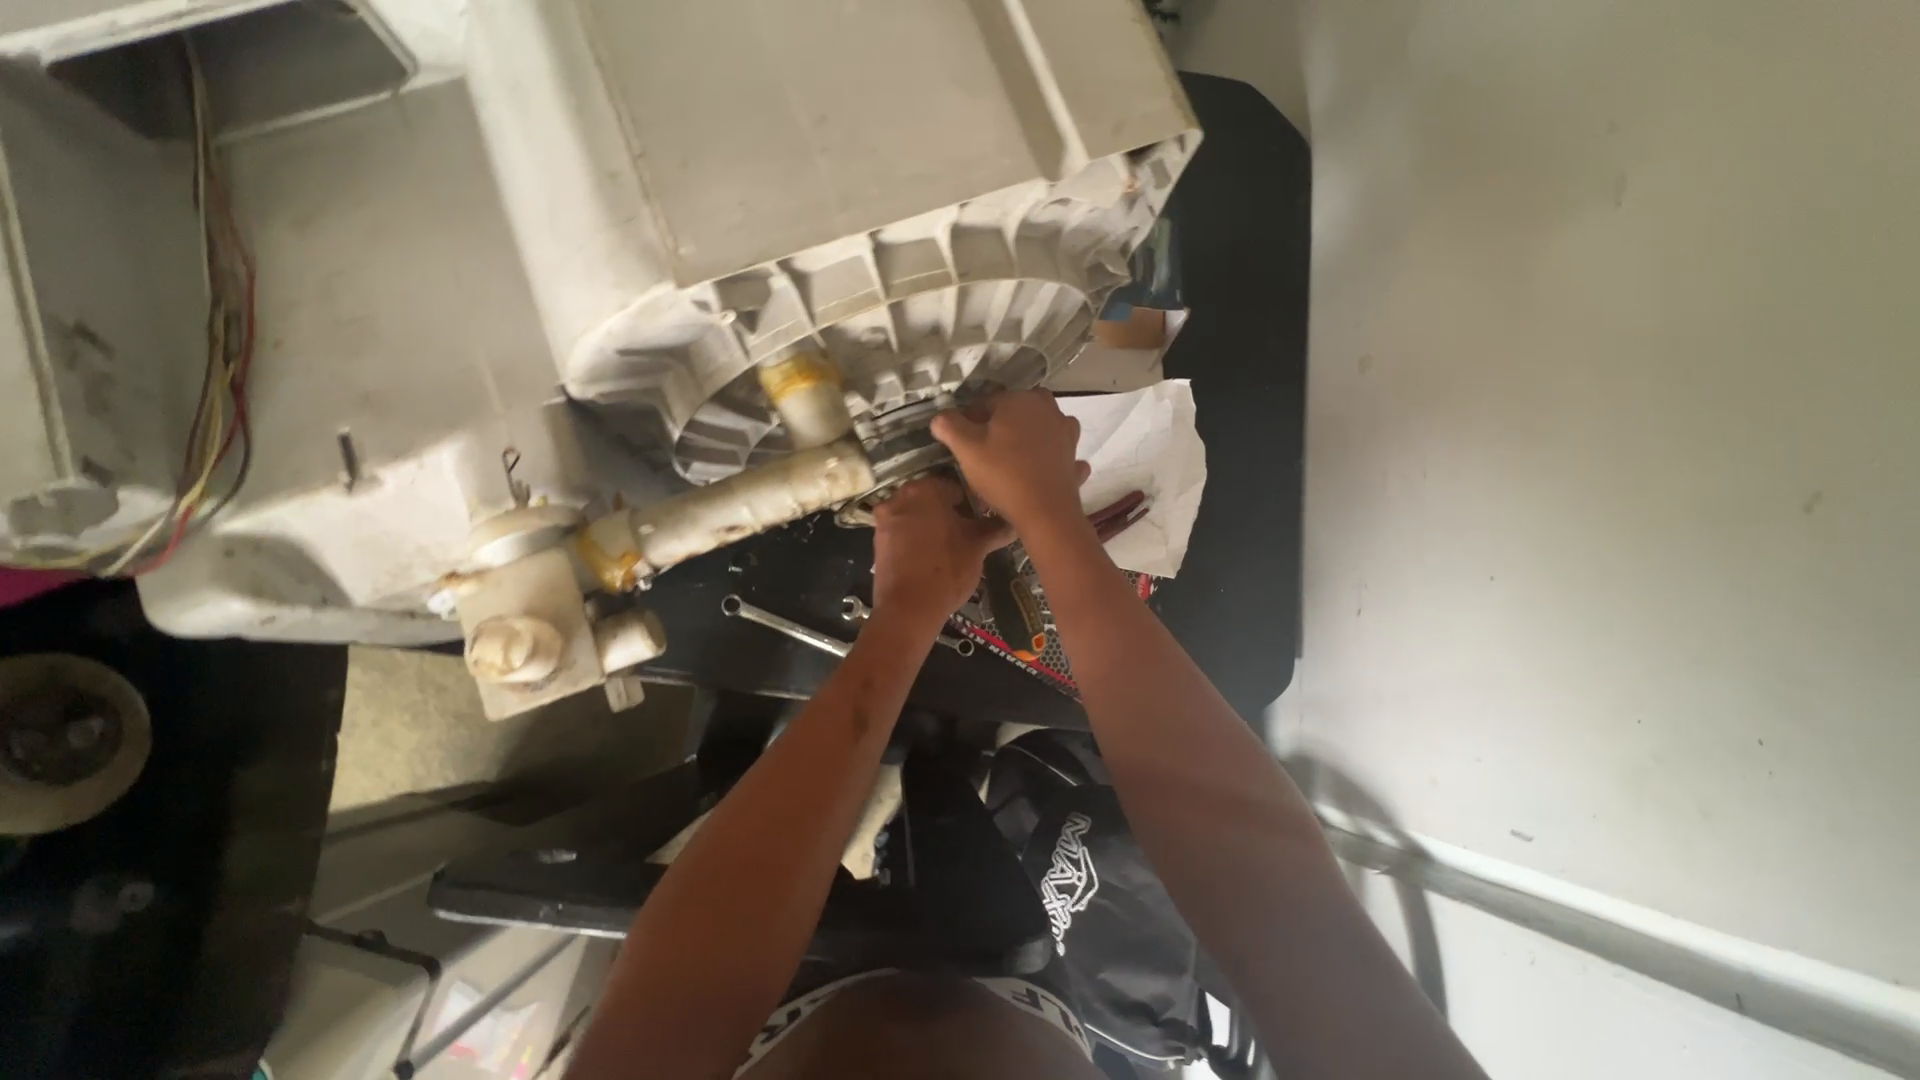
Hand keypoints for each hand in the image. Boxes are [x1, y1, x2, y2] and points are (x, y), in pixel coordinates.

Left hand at [871, 476, 1014, 625]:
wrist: (908, 608)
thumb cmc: (947, 568)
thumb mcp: (978, 546)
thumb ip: (995, 529)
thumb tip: (1014, 523)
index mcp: (925, 488)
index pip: (957, 487)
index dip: (974, 504)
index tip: (982, 522)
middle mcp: (900, 497)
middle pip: (933, 499)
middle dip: (951, 513)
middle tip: (969, 535)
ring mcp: (885, 520)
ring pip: (917, 516)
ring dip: (933, 526)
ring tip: (952, 548)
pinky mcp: (878, 542)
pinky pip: (903, 533)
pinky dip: (917, 540)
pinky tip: (932, 558)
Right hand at [930, 391, 1089, 533]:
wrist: (1046, 511)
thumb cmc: (1003, 475)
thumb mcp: (966, 449)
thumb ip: (949, 426)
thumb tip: (940, 417)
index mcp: (1018, 399)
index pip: (985, 403)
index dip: (969, 422)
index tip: (962, 444)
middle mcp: (1046, 407)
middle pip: (1014, 412)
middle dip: (999, 426)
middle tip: (985, 452)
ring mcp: (1064, 429)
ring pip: (1037, 426)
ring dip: (1025, 435)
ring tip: (1010, 458)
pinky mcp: (1073, 452)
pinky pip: (1055, 446)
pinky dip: (1046, 451)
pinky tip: (1037, 465)